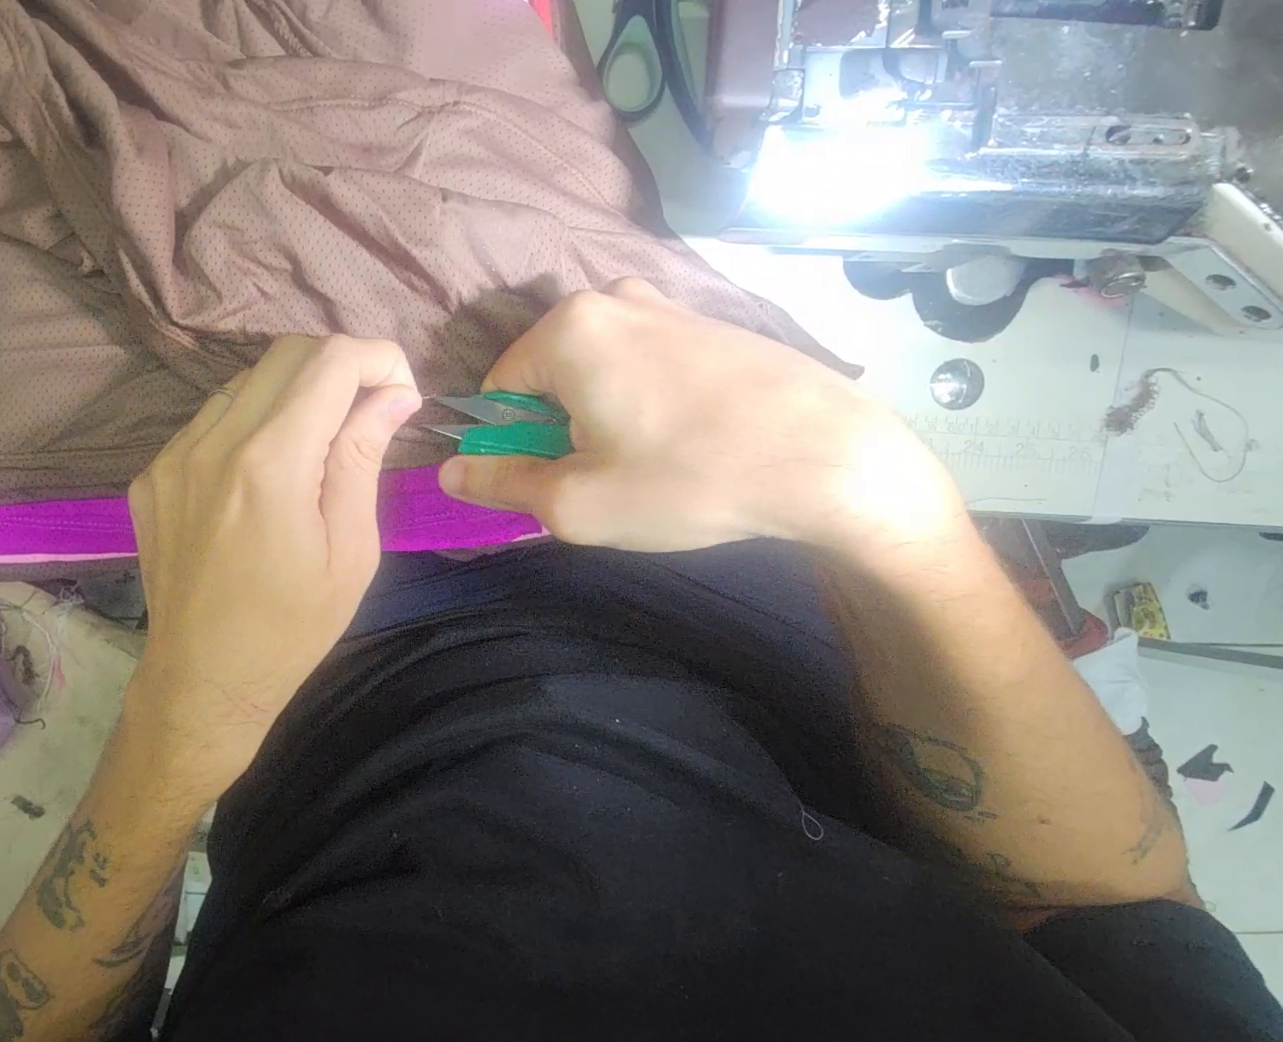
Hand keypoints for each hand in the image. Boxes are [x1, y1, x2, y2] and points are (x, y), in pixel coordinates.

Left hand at [125, 335, 420, 792]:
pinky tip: (265, 471)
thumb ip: (364, 459)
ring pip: (245, 382)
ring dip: (293, 394)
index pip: (330, 362)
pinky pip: (210, 420)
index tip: (401, 392)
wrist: (203, 679)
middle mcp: (213, 442)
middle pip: (286, 354)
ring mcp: (173, 456)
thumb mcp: (350, 551)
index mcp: (272, 462)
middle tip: (369, 411)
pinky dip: (250, 423)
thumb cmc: (292, 627)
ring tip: (318, 445)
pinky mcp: (152, 475)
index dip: (377, 359)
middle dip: (340, 366)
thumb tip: (394, 396)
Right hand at [436, 279, 965, 553]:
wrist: (833, 460)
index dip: (511, 445)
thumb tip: (449, 473)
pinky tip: (686, 441)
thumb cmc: (688, 480)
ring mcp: (667, 302)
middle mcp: (611, 298)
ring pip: (596, 371)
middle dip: (557, 430)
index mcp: (567, 329)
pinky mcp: (710, 320)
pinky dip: (643, 402)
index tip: (550, 483)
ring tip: (649, 464)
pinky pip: (643, 364)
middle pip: (546, 376)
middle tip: (603, 480)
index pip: (497, 391)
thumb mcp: (575, 502)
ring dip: (600, 418)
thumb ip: (501, 483)